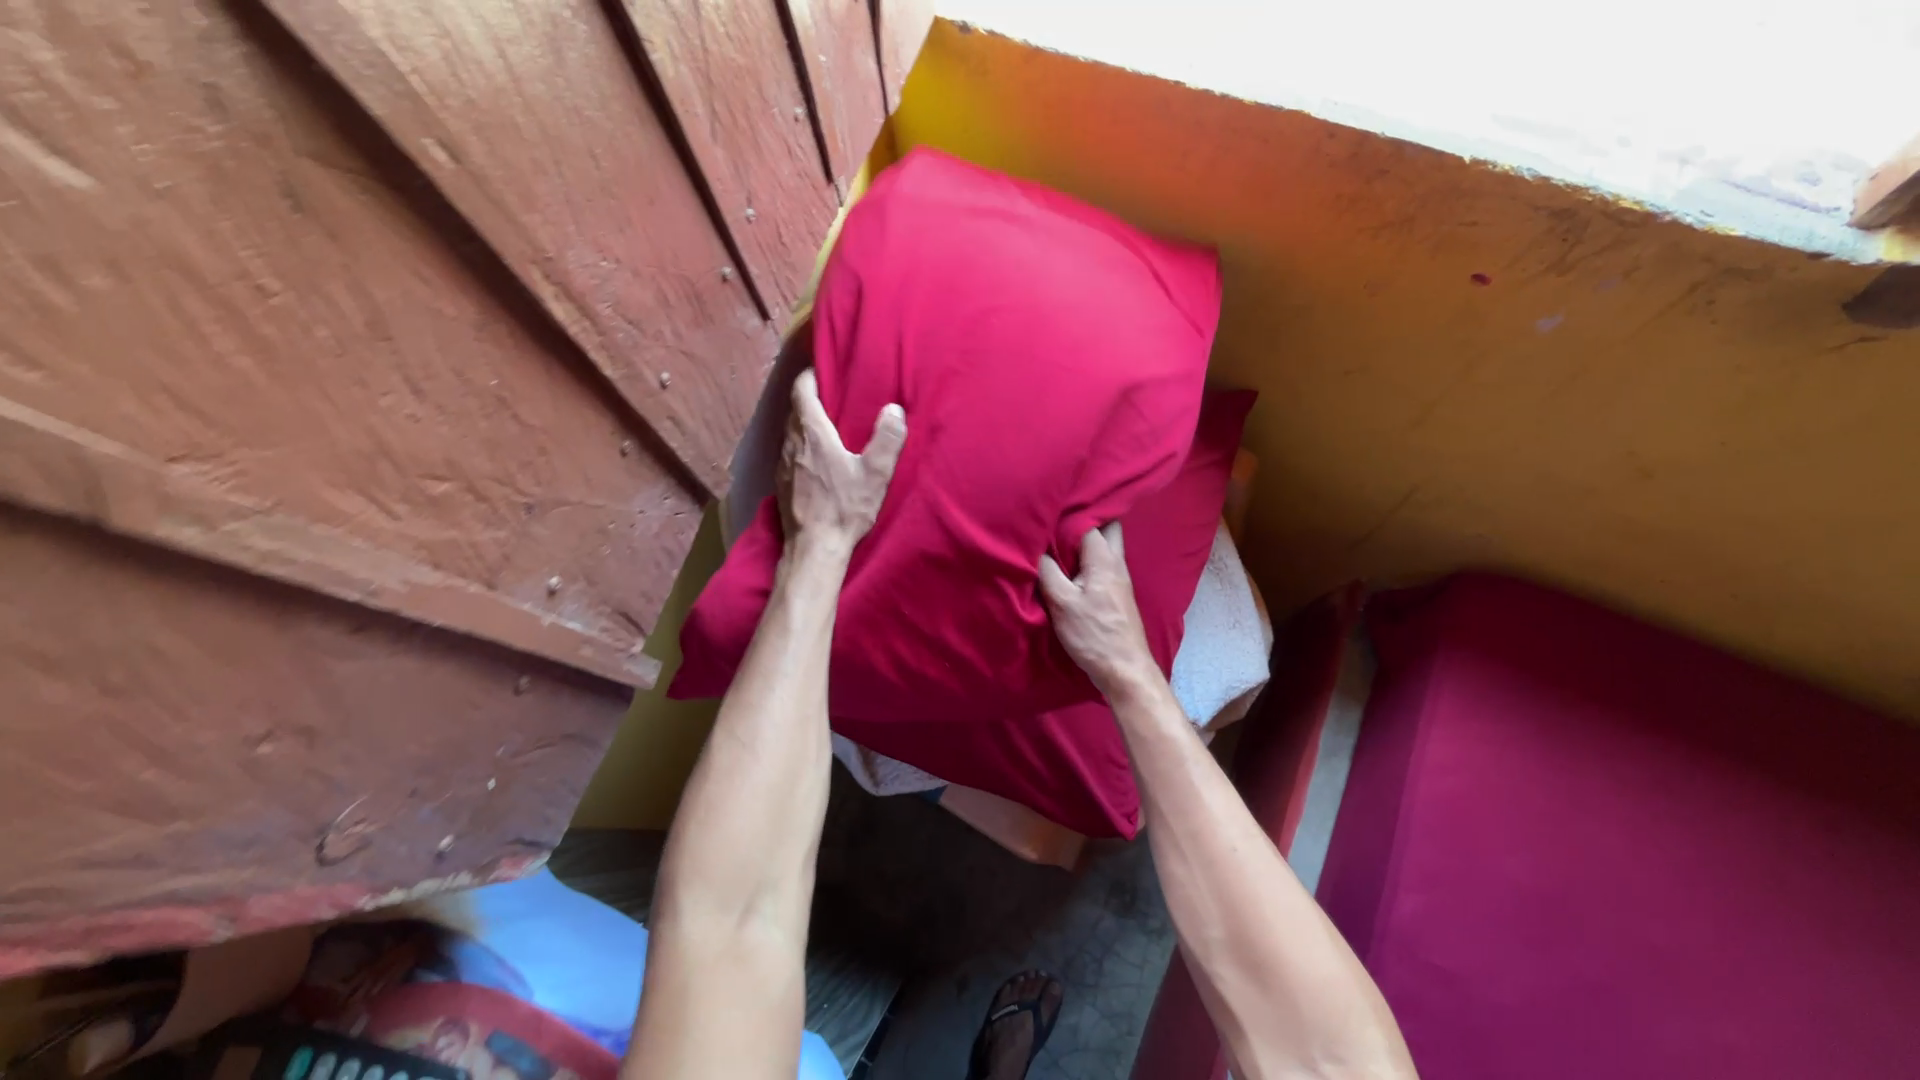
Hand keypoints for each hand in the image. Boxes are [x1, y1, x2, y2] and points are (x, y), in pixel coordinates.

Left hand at [776, 368, 905, 558]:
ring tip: (827, 426)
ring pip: (791, 433)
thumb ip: (887, 440)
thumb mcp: (875, 474)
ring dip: (805, 425)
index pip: (802, 391)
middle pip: (795, 410)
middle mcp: (791, 443)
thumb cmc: (844, 509)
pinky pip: (790, 453)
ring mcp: (782, 465)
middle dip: (811, 399)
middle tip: (833, 397)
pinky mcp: (781, 484)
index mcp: (812, 433)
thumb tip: (894, 410)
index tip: (824, 370)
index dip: (811, 376)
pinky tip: (817, 460)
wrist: (814, 548)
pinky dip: (802, 447)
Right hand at [1039, 523, 1158, 698]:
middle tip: (1061, 514)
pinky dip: (1086, 557)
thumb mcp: (1061, 602)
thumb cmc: (1093, 635)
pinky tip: (1069, 563)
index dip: (1071, 510)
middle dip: (1087, 517)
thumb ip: (1047, 571)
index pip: (1091, 519)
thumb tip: (1035, 547)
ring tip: (1059, 534)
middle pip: (1108, 527)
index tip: (1052, 503)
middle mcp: (1116, 562)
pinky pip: (1101, 563)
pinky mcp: (1115, 594)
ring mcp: (1119, 579)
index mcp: (1104, 558)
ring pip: (1105, 545)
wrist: (1124, 669)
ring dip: (1086, 538)